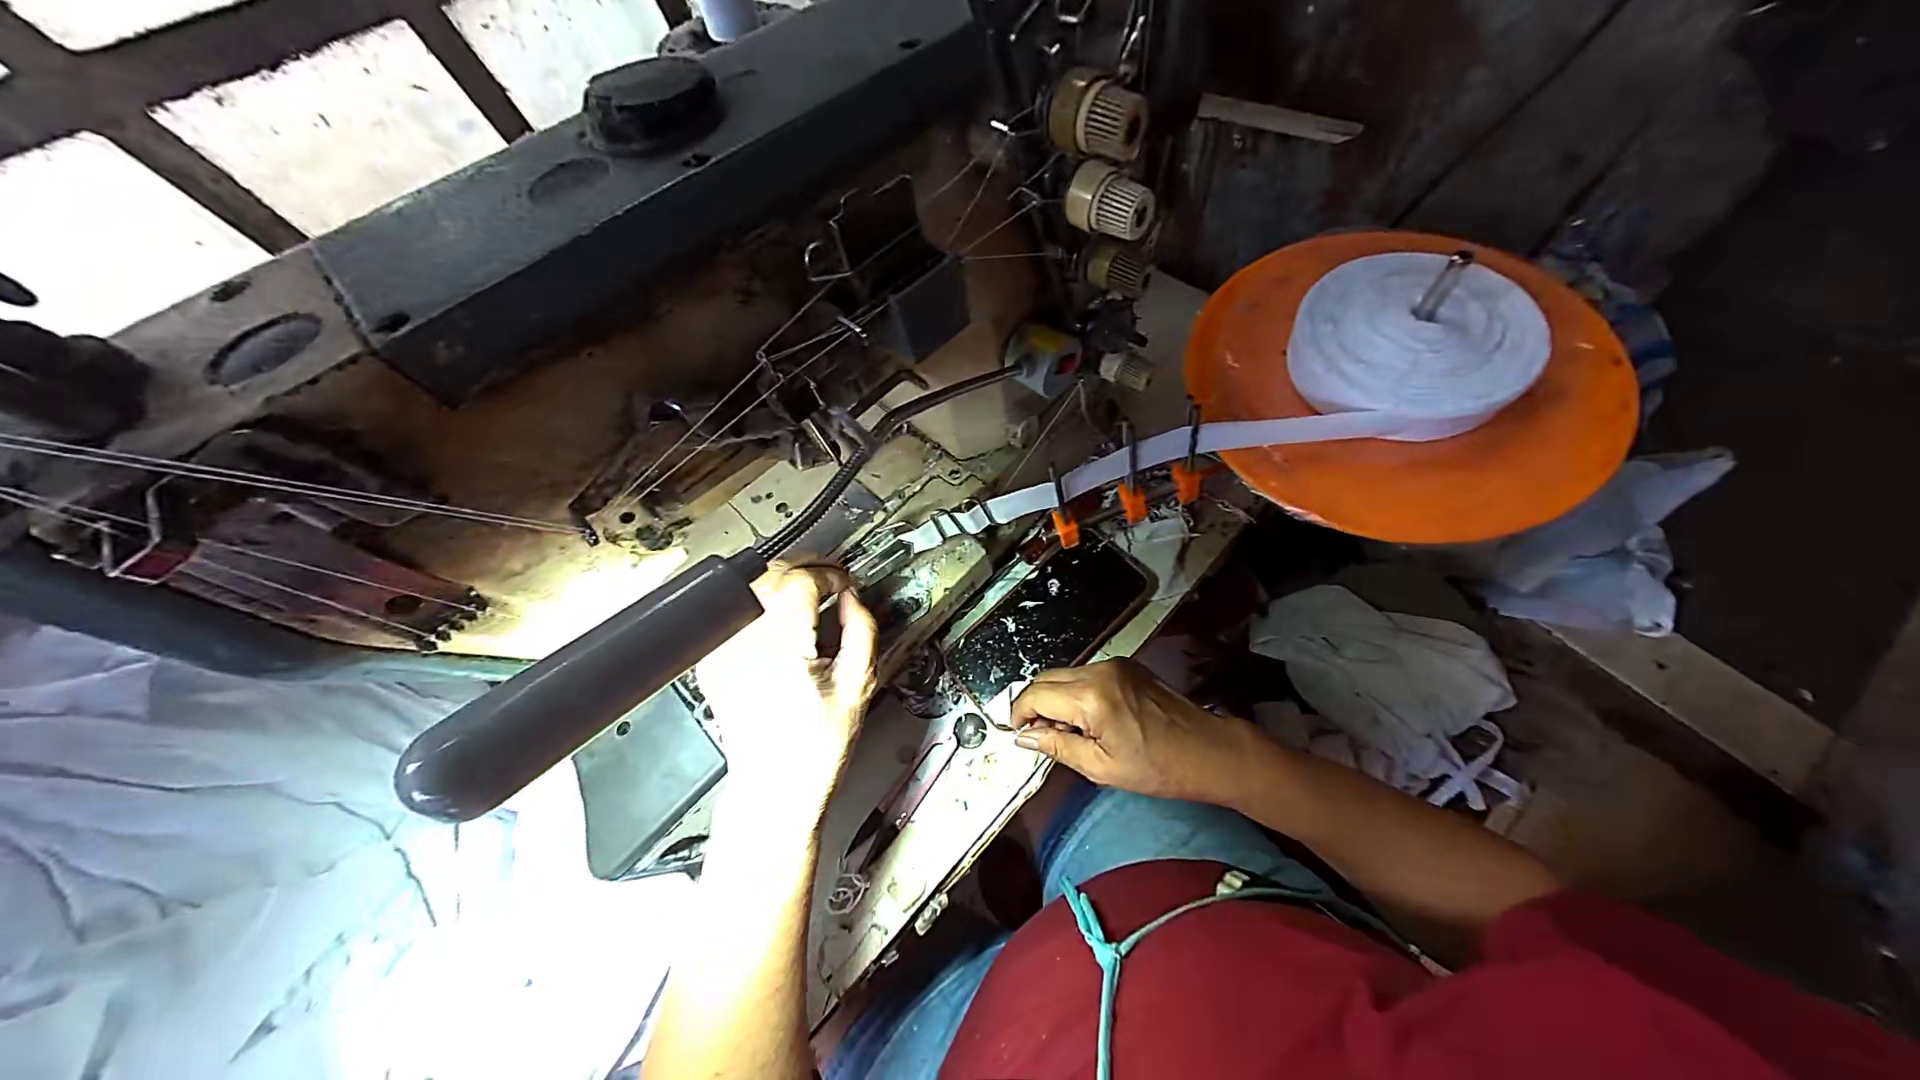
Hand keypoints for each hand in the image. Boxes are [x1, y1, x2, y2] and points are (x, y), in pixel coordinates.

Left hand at [696, 563, 877, 822]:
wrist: (773, 787)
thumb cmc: (814, 750)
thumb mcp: (858, 687)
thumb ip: (862, 631)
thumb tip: (853, 598)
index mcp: (785, 649)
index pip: (800, 581)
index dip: (827, 572)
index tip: (842, 581)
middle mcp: (747, 646)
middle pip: (770, 575)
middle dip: (803, 568)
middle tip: (827, 579)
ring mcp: (724, 653)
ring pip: (748, 589)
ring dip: (779, 583)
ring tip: (804, 595)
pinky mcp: (712, 664)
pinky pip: (733, 615)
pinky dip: (756, 606)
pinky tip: (777, 621)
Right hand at [1010, 659, 1264, 803]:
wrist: (1209, 751)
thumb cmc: (1160, 767)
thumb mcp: (1101, 768)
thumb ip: (1057, 746)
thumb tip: (1025, 736)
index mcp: (1092, 697)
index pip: (1034, 695)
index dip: (1019, 714)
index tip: (1018, 733)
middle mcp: (1100, 671)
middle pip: (1045, 678)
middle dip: (1035, 705)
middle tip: (1043, 735)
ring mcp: (1115, 665)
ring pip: (1064, 675)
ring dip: (1056, 698)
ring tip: (1072, 731)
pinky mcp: (1126, 665)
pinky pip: (1085, 674)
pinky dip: (1075, 692)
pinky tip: (1090, 718)